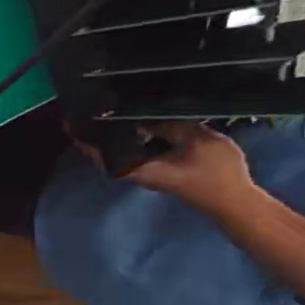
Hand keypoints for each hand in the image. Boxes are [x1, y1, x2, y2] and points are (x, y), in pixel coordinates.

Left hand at [80, 121, 255, 211]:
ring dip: (118, 130)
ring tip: (111, 106)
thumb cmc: (215, 172)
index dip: (82, 135)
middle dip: (97, 129)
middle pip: (106, 147)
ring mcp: (144, 170)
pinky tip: (142, 118)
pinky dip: (136, 134)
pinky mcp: (157, 168)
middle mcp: (132, 171)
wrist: (235, 199)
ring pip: (123, 147)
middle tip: (90, 105)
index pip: (96, 151)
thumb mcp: (196, 141)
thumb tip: (142, 115)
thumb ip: (168, 126)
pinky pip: (139, 148)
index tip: (69, 119)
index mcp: (133, 167)